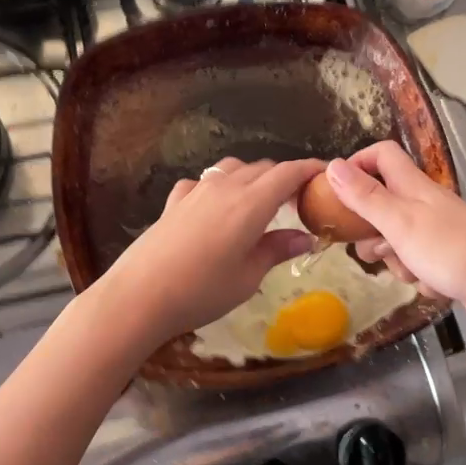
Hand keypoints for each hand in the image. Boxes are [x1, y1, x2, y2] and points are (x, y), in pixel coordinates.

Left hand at [89, 157, 326, 347]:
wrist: (139, 296)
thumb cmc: (201, 291)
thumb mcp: (248, 277)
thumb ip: (276, 250)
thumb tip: (306, 238)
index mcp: (251, 203)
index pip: (288, 173)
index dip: (310, 169)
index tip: (326, 175)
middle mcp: (225, 187)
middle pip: (263, 168)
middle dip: (285, 177)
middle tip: (298, 201)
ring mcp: (196, 190)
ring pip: (233, 168)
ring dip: (252, 177)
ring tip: (260, 202)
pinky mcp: (174, 201)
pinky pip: (203, 181)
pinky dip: (218, 186)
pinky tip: (215, 207)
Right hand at [324, 141, 465, 328]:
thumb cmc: (449, 249)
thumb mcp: (398, 222)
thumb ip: (365, 196)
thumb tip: (332, 165)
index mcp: (414, 185)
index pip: (382, 154)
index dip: (357, 164)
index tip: (336, 191)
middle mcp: (426, 203)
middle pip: (383, 204)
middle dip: (372, 230)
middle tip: (369, 249)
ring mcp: (439, 231)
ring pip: (398, 239)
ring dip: (397, 259)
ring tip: (411, 271)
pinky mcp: (448, 258)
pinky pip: (419, 263)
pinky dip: (421, 275)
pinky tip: (434, 284)